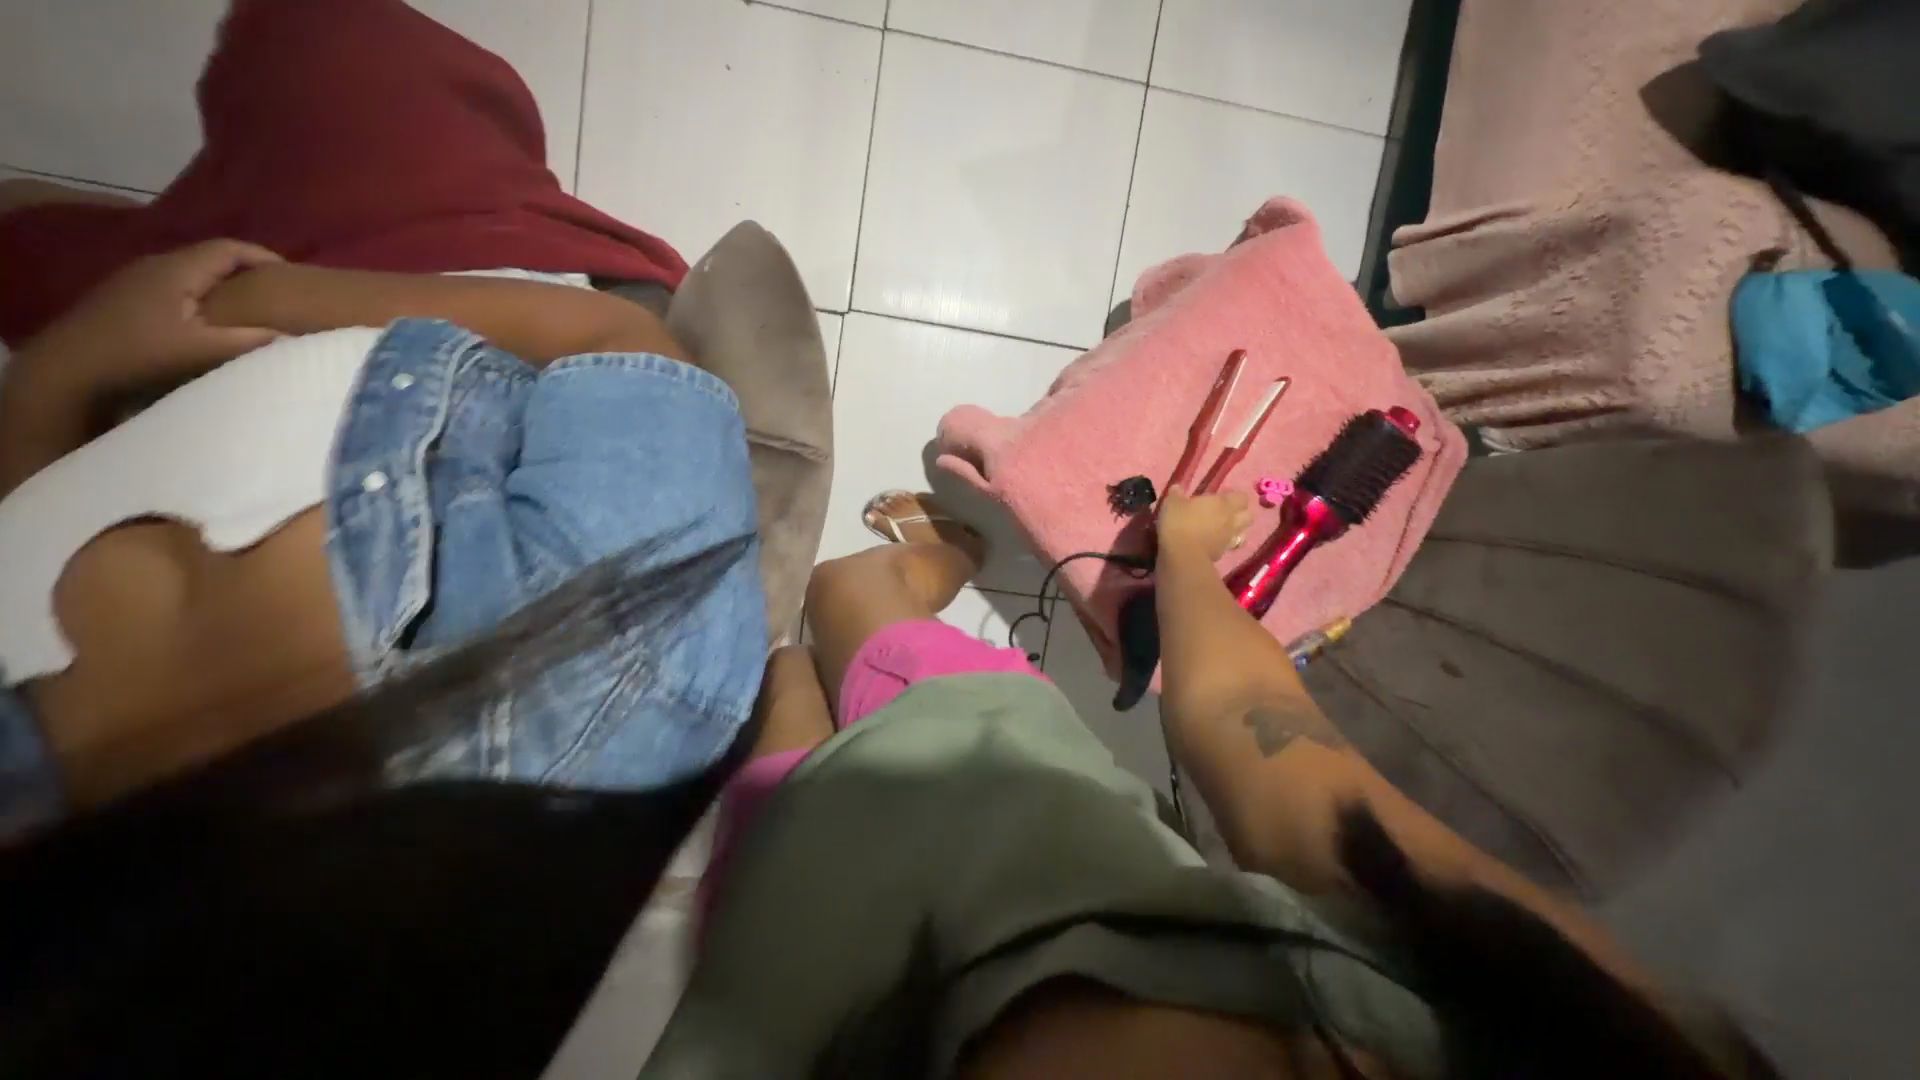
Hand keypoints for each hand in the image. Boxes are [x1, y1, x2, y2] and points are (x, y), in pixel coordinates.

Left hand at [18, 239, 284, 398]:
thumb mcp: (203, 349)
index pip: (229, 248)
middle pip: (211, 257)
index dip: (265, 257)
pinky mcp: (126, 296)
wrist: (68, 368)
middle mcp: (155, 265)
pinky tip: (213, 318)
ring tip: (254, 306)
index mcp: (176, 270)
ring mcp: (135, 279)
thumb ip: (252, 340)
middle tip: (281, 292)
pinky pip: (177, 284)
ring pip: (193, 271)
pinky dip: (204, 293)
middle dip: (249, 270)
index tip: (296, 276)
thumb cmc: (140, 354)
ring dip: (226, 283)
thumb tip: (294, 335)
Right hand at [1156, 485, 1253, 560]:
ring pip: (1242, 534)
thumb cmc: (1179, 523)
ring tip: (1222, 530)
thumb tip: (1178, 487)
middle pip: (1248, 516)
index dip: (1234, 496)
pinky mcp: (1221, 555)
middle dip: (1241, 514)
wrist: (1182, 556)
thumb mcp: (1172, 504)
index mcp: (1223, 504)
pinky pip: (1228, 547)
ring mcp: (1228, 540)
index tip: (1222, 496)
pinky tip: (1212, 544)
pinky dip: (1223, 545)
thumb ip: (1176, 494)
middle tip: (1226, 513)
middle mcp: (1231, 521)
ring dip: (1235, 531)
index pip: (1242, 497)